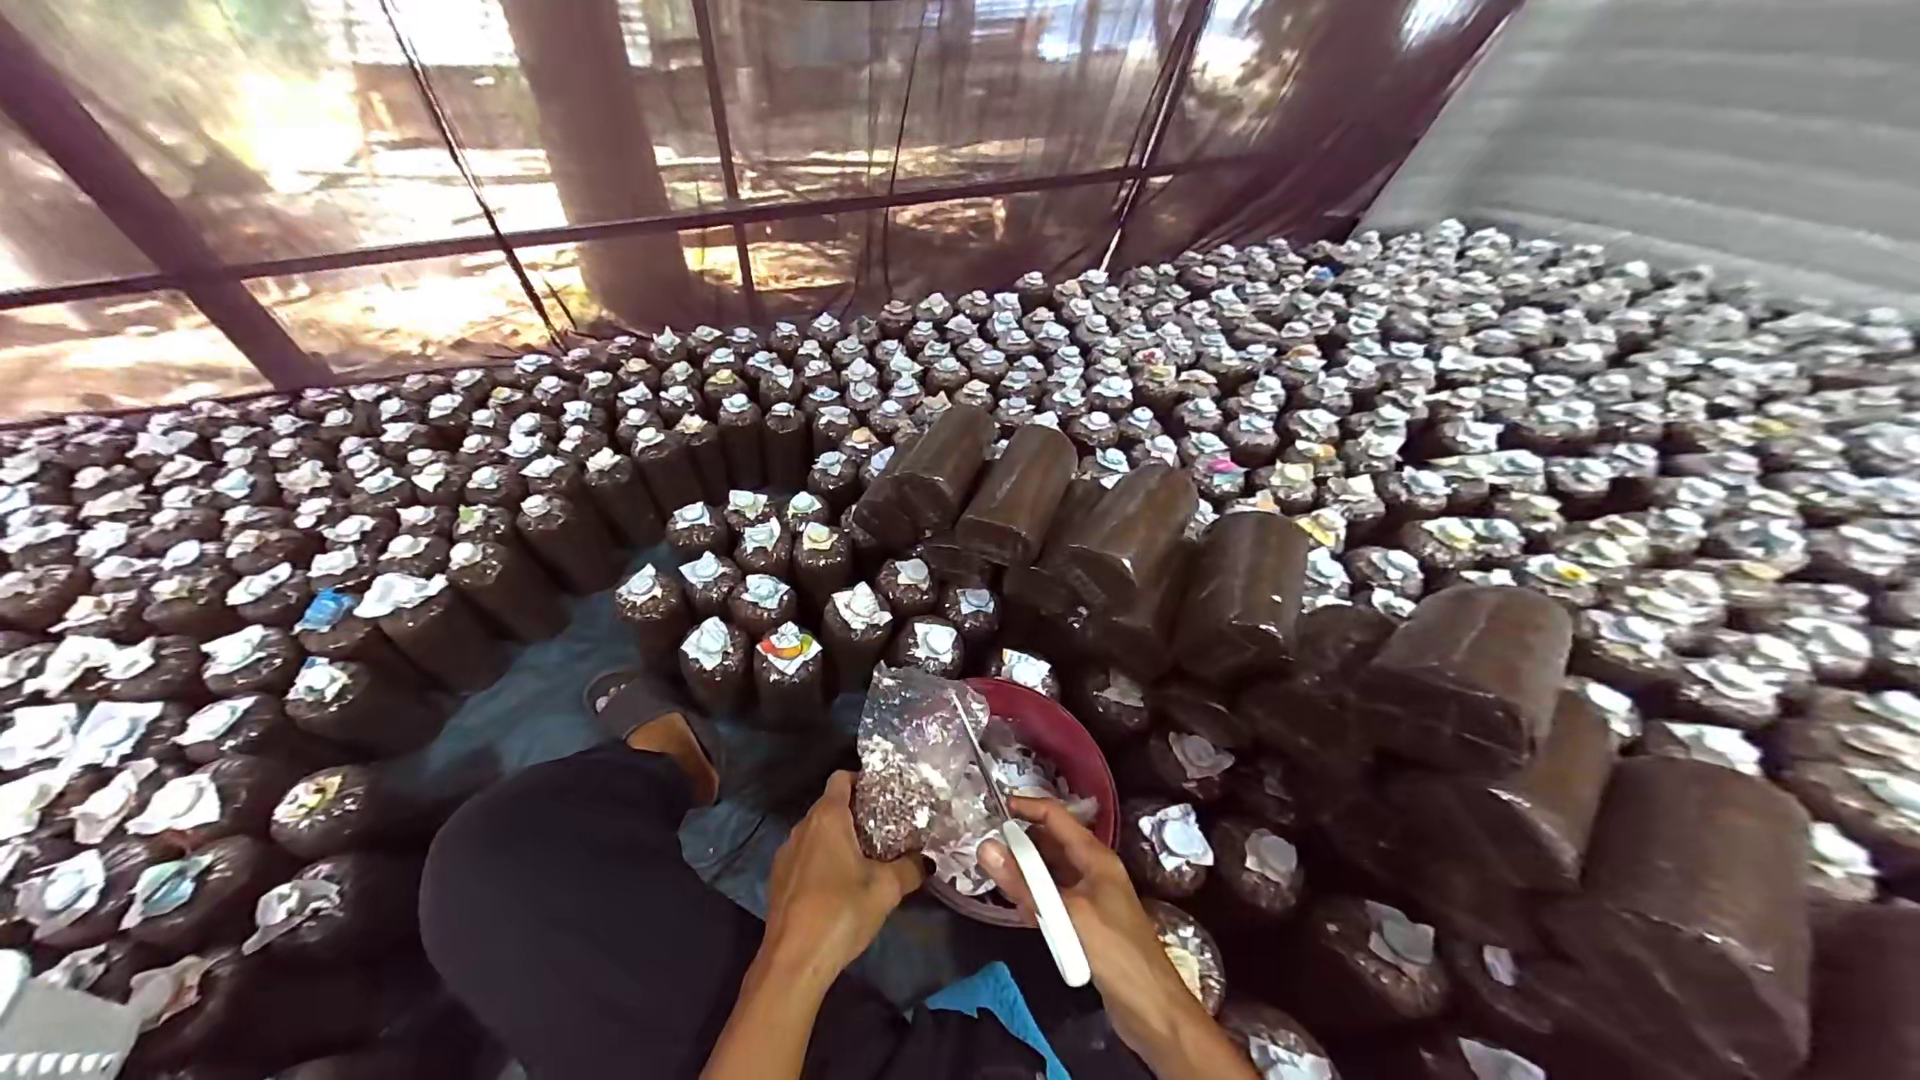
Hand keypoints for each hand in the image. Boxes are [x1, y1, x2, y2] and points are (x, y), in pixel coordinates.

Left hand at [763, 771, 925, 981]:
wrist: (792, 962)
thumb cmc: (841, 911)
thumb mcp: (886, 889)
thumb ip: (910, 868)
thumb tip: (927, 860)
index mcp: (827, 818)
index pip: (841, 778)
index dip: (862, 780)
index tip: (884, 795)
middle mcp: (802, 827)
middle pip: (829, 805)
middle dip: (855, 812)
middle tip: (884, 828)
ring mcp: (786, 854)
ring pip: (816, 832)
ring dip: (838, 838)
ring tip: (865, 857)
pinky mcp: (778, 880)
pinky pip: (804, 856)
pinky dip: (821, 859)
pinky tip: (839, 885)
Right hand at [979, 798, 1214, 1063]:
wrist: (1152, 1009)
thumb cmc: (1115, 952)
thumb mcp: (1066, 914)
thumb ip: (1024, 883)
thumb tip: (985, 848)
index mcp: (1096, 857)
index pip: (1057, 817)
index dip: (1028, 806)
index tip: (997, 805)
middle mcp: (1093, 870)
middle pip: (1053, 843)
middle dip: (1023, 841)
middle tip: (989, 845)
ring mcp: (1091, 896)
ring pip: (1051, 872)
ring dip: (1027, 872)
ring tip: (997, 875)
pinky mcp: (1087, 922)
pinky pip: (1055, 899)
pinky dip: (1036, 899)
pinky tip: (1019, 909)